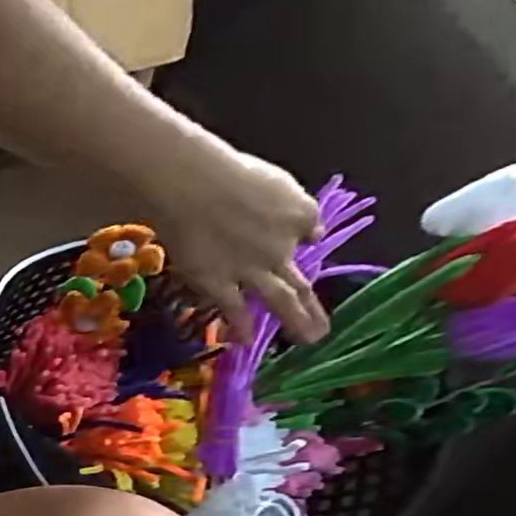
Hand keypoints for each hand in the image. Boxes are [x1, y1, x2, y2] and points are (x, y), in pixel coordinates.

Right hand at [141, 136, 330, 343]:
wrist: (194, 189)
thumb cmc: (226, 173)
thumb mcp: (271, 181)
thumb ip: (283, 204)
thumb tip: (289, 221)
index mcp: (300, 214)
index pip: (309, 232)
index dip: (304, 240)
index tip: (301, 245)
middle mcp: (283, 248)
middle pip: (303, 281)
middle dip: (313, 307)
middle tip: (322, 329)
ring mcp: (253, 269)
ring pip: (281, 300)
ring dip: (296, 321)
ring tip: (307, 339)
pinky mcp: (221, 283)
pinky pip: (234, 309)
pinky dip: (242, 326)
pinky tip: (245, 342)